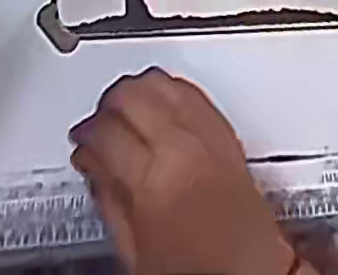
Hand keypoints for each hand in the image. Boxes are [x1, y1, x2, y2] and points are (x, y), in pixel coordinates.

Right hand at [70, 69, 292, 274]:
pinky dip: (167, 88)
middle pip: (128, 96)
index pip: (104, 131)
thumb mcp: (137, 252)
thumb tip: (92, 164)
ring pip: (158, 83)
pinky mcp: (223, 128)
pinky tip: (158, 99)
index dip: (85, 134)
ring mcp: (204, 132)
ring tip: (125, 108)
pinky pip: (188, 89)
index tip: (83, 141)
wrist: (254, 272)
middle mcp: (178, 146)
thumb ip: (109, 200)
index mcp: (151, 180)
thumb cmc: (203, 271)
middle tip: (99, 124)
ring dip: (135, 90)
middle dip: (106, 107)